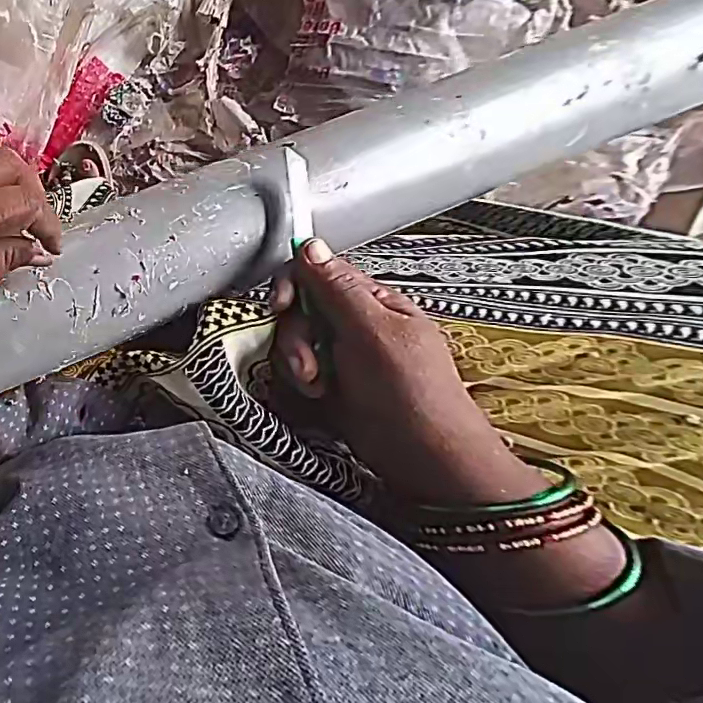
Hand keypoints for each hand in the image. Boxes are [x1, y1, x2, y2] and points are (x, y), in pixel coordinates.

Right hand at [270, 239, 545, 505]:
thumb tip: (309, 244)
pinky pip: (291, 367)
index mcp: (370, 302)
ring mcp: (337, 353)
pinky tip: (317, 393)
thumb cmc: (410, 391)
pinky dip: (297, 380)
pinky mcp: (325, 380)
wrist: (423, 457)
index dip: (291, 285)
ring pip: (290, 339)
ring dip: (295, 362)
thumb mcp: (373, 331)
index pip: (317, 273)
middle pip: (296, 308)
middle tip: (309, 363)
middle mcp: (350, 323)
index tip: (279, 306)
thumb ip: (337, 287)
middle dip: (294, 336)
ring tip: (317, 385)